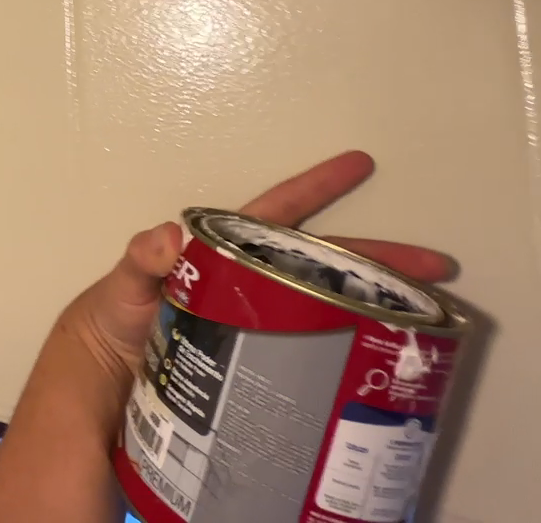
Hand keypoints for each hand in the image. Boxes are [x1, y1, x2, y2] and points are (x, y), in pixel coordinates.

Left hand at [57, 151, 454, 386]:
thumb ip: (142, 259)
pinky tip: (379, 376)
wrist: (104, 378)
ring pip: (325, 309)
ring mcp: (258, 326)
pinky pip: (313, 357)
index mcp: (222, 257)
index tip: (359, 162)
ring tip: (425, 326)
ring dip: (373, 312)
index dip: (314, 187)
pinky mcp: (262, 366)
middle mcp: (247, 286)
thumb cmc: (115, 318)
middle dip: (374, 262)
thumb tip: (169, 235)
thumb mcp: (125, 283)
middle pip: (319, 265)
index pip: (274, 216)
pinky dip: (347, 360)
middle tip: (436, 270)